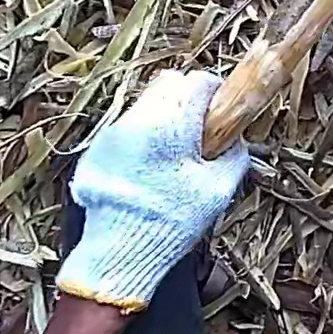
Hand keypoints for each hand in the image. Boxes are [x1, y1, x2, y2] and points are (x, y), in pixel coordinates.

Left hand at [56, 70, 249, 310]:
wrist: (118, 252)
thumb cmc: (172, 222)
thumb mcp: (218, 190)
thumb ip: (234, 156)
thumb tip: (234, 139)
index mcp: (171, 124)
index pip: (197, 81)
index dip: (214, 90)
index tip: (219, 107)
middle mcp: (138, 120)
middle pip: (168, 82)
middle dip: (188, 96)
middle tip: (200, 125)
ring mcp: (113, 132)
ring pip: (146, 101)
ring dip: (165, 113)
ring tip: (174, 148)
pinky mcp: (97, 147)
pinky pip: (126, 125)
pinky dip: (143, 133)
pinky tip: (150, 164)